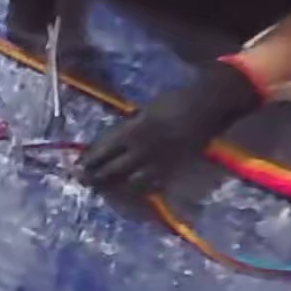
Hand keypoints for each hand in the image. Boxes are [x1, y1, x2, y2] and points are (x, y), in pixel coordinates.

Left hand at [80, 57, 265, 189]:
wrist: (212, 103)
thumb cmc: (176, 100)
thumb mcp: (145, 109)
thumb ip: (127, 127)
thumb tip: (107, 142)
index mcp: (133, 131)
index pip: (103, 151)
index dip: (89, 160)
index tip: (78, 166)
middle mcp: (143, 149)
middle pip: (112, 170)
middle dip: (95, 177)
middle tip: (84, 182)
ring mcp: (160, 161)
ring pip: (130, 182)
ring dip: (114, 187)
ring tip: (104, 190)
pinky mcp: (176, 167)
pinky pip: (153, 184)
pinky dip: (139, 189)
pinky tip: (130, 191)